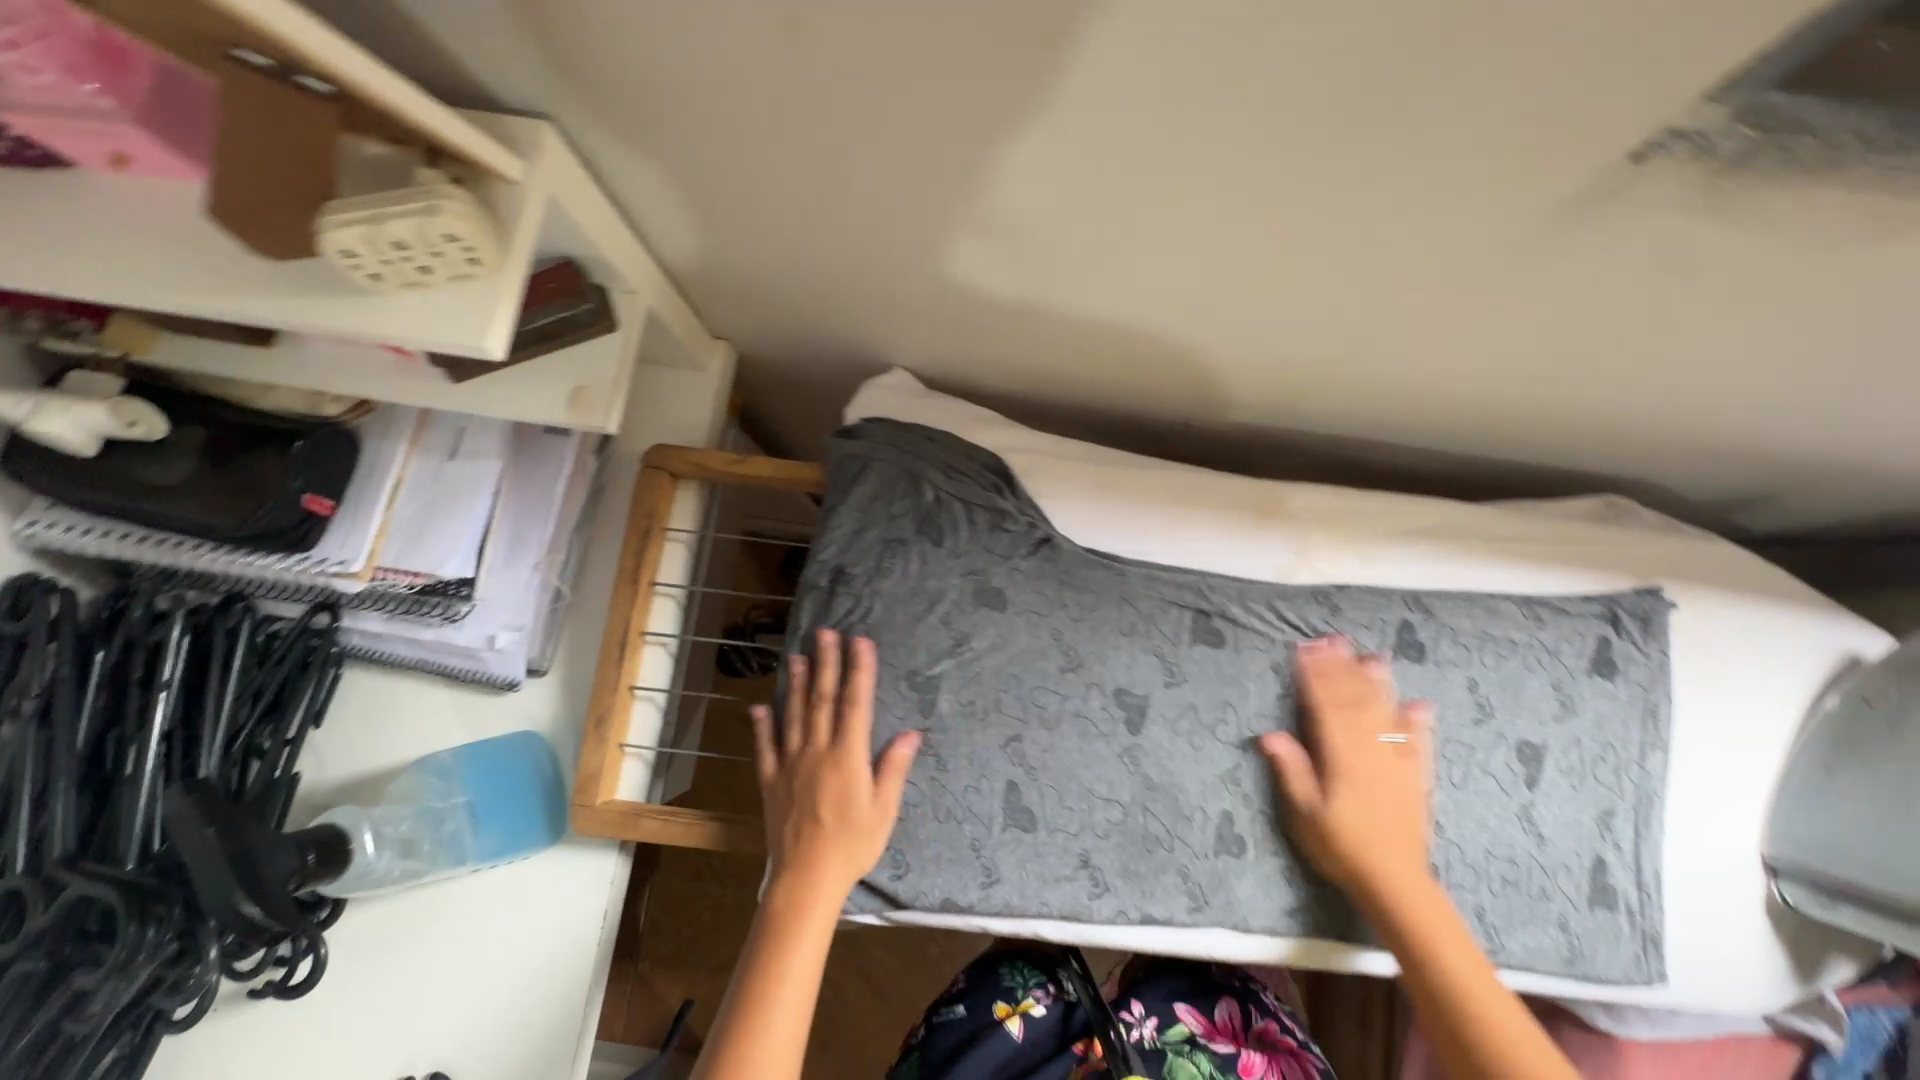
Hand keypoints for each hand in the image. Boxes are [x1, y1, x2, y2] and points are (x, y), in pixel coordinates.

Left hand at [751, 629, 921, 899]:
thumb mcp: (884, 809)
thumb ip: (894, 767)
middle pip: (823, 699)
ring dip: (796, 684)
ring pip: (794, 715)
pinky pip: (766, 747)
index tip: (860, 641)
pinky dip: (763, 725)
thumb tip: (912, 732)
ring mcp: (791, 764)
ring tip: (797, 656)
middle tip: (826, 633)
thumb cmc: (853, 846)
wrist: (805, 878)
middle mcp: (817, 751)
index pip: (856, 703)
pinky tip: (760, 706)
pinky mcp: (771, 781)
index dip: (859, 670)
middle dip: (826, 663)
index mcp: (848, 756)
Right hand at [1259, 635, 1435, 903]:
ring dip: (1377, 684)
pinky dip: (1419, 722)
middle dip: (1342, 669)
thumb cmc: (1340, 846)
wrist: (1394, 881)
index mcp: (1341, 756)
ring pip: (1386, 713)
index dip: (1314, 676)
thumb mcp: (1304, 812)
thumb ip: (1291, 770)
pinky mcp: (1417, 777)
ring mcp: (1398, 761)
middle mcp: (1371, 750)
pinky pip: (1420, 743)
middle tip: (1332, 640)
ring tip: (1371, 656)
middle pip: (1355, 701)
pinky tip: (1419, 704)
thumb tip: (1269, 734)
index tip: (1305, 649)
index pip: (1325, 706)